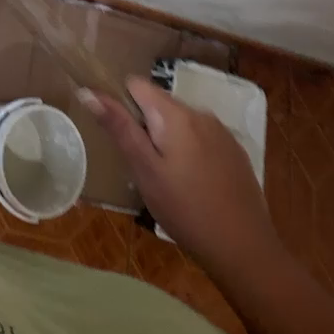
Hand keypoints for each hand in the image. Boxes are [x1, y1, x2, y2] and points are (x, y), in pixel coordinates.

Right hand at [81, 78, 277, 272]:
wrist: (244, 249)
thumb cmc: (185, 209)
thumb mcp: (144, 170)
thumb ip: (119, 128)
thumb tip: (89, 91)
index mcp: (175, 115)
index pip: (137, 85)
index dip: (122, 104)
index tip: (122, 137)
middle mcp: (201, 114)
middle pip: (160, 105)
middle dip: (146, 127)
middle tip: (144, 168)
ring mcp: (222, 133)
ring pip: (181, 123)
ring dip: (168, 141)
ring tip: (168, 180)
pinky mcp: (235, 152)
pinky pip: (202, 139)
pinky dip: (191, 153)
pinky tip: (194, 186)